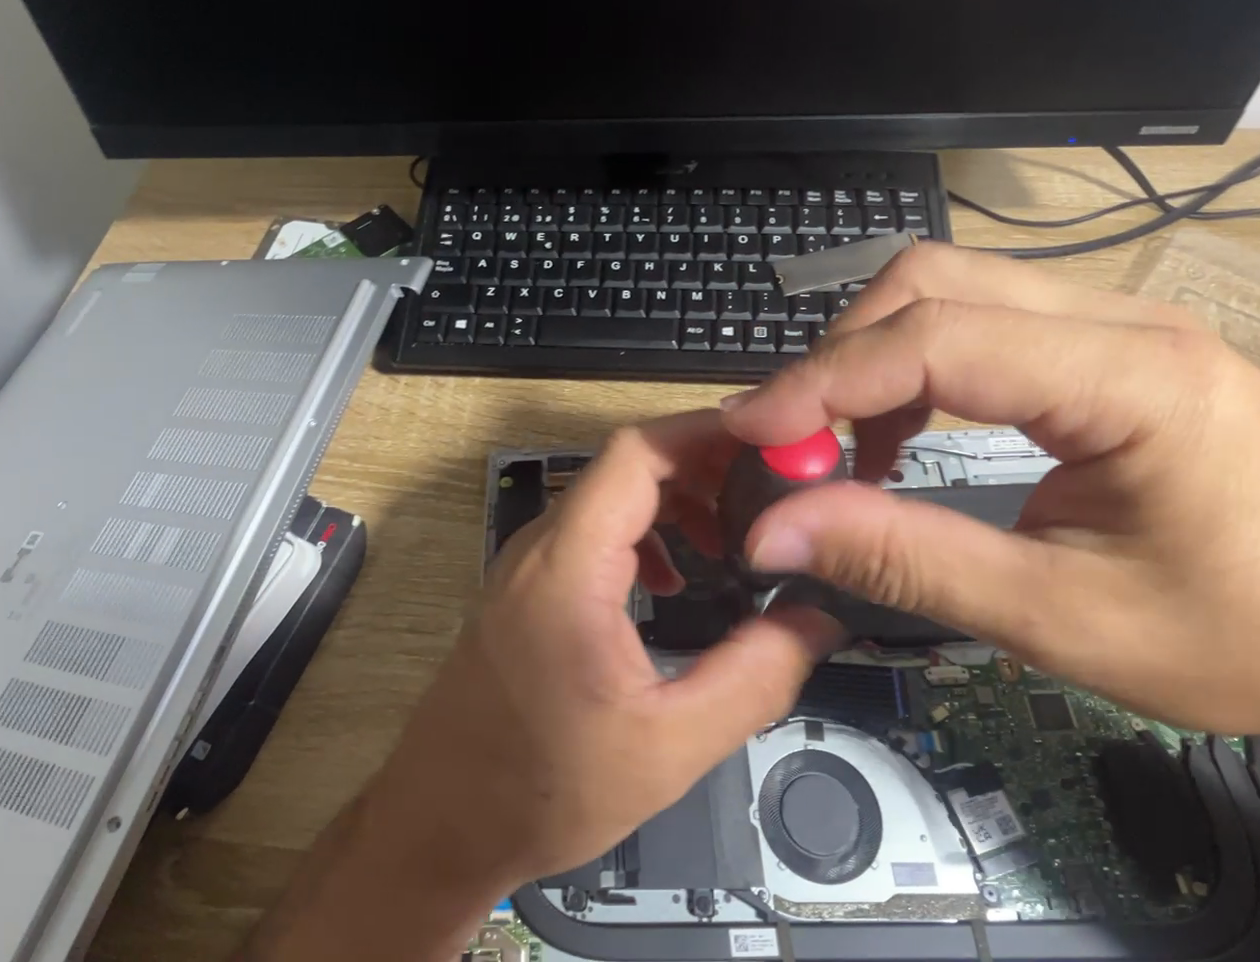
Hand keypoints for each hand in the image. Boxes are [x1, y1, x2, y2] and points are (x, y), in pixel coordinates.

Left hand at [364, 412, 841, 893]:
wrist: (441, 825)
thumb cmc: (546, 789)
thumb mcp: (672, 746)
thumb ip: (757, 676)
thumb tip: (818, 617)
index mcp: (568, 569)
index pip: (636, 453)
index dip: (704, 434)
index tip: (771, 450)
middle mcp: (537, 551)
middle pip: (624, 468)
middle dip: (701, 470)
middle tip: (768, 502)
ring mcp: (522, 568)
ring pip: (606, 500)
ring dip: (671, 504)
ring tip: (729, 544)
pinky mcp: (521, 592)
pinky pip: (587, 536)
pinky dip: (640, 536)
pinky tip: (672, 584)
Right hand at [723, 243, 1259, 775]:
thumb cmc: (1243, 643)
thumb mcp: (1056, 617)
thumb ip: (902, 560)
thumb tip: (774, 531)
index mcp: (1135, 380)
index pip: (936, 337)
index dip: (823, 380)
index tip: (749, 433)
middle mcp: (1129, 324)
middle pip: (937, 281)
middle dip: (842, 354)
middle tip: (793, 444)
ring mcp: (1126, 330)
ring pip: (956, 291)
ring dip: (876, 359)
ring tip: (841, 450)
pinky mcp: (1117, 354)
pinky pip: (988, 326)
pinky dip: (918, 371)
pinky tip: (905, 439)